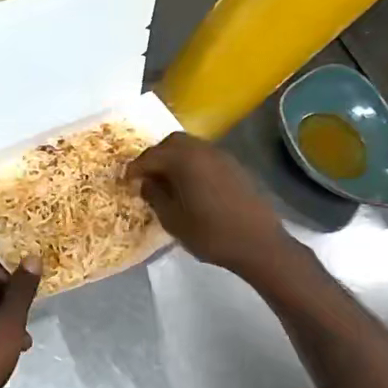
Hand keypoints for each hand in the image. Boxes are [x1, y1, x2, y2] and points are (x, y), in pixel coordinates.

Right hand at [128, 132, 300, 279]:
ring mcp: (222, 157)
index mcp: (184, 160)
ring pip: (190, 147)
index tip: (126, 182)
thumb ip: (155, 196)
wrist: (260, 245)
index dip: (135, 169)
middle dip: (155, 156)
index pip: (150, 156)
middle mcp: (203, 151)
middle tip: (146, 176)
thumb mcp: (173, 220)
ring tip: (167, 181)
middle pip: (172, 142)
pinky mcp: (236, 168)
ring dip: (174, 159)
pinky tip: (191, 186)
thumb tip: (146, 182)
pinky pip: (205, 157)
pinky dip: (192, 165)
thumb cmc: (211, 234)